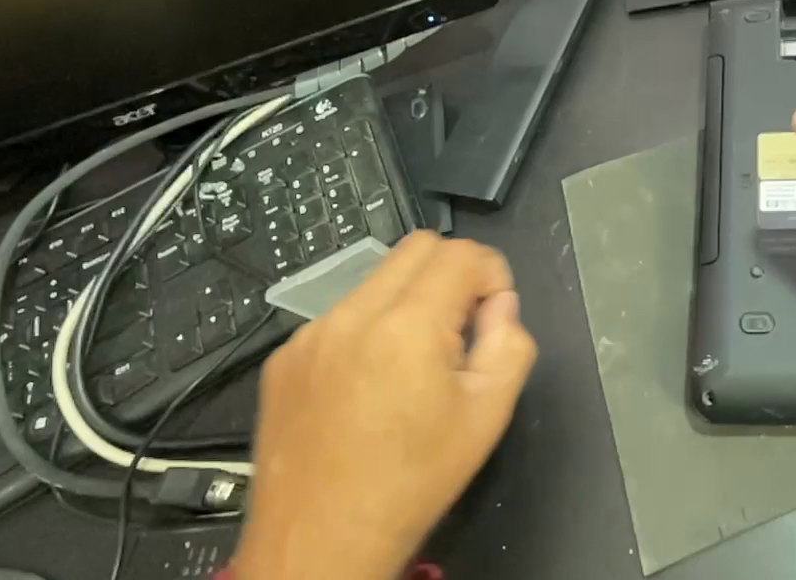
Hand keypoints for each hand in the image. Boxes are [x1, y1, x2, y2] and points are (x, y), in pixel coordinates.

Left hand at [235, 232, 536, 579]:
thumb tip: (498, 307)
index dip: (492, 275)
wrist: (317, 549)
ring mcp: (310, 334)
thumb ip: (510, 342)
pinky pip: (342, 313)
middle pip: (419, 246)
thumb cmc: (412, 483)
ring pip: (379, 277)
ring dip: (410, 298)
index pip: (462, 253)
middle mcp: (352, 316)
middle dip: (453, 273)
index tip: (492, 315)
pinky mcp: (285, 358)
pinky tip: (370, 381)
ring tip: (413, 360)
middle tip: (460, 327)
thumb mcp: (489, 415)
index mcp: (407, 327)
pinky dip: (369, 326)